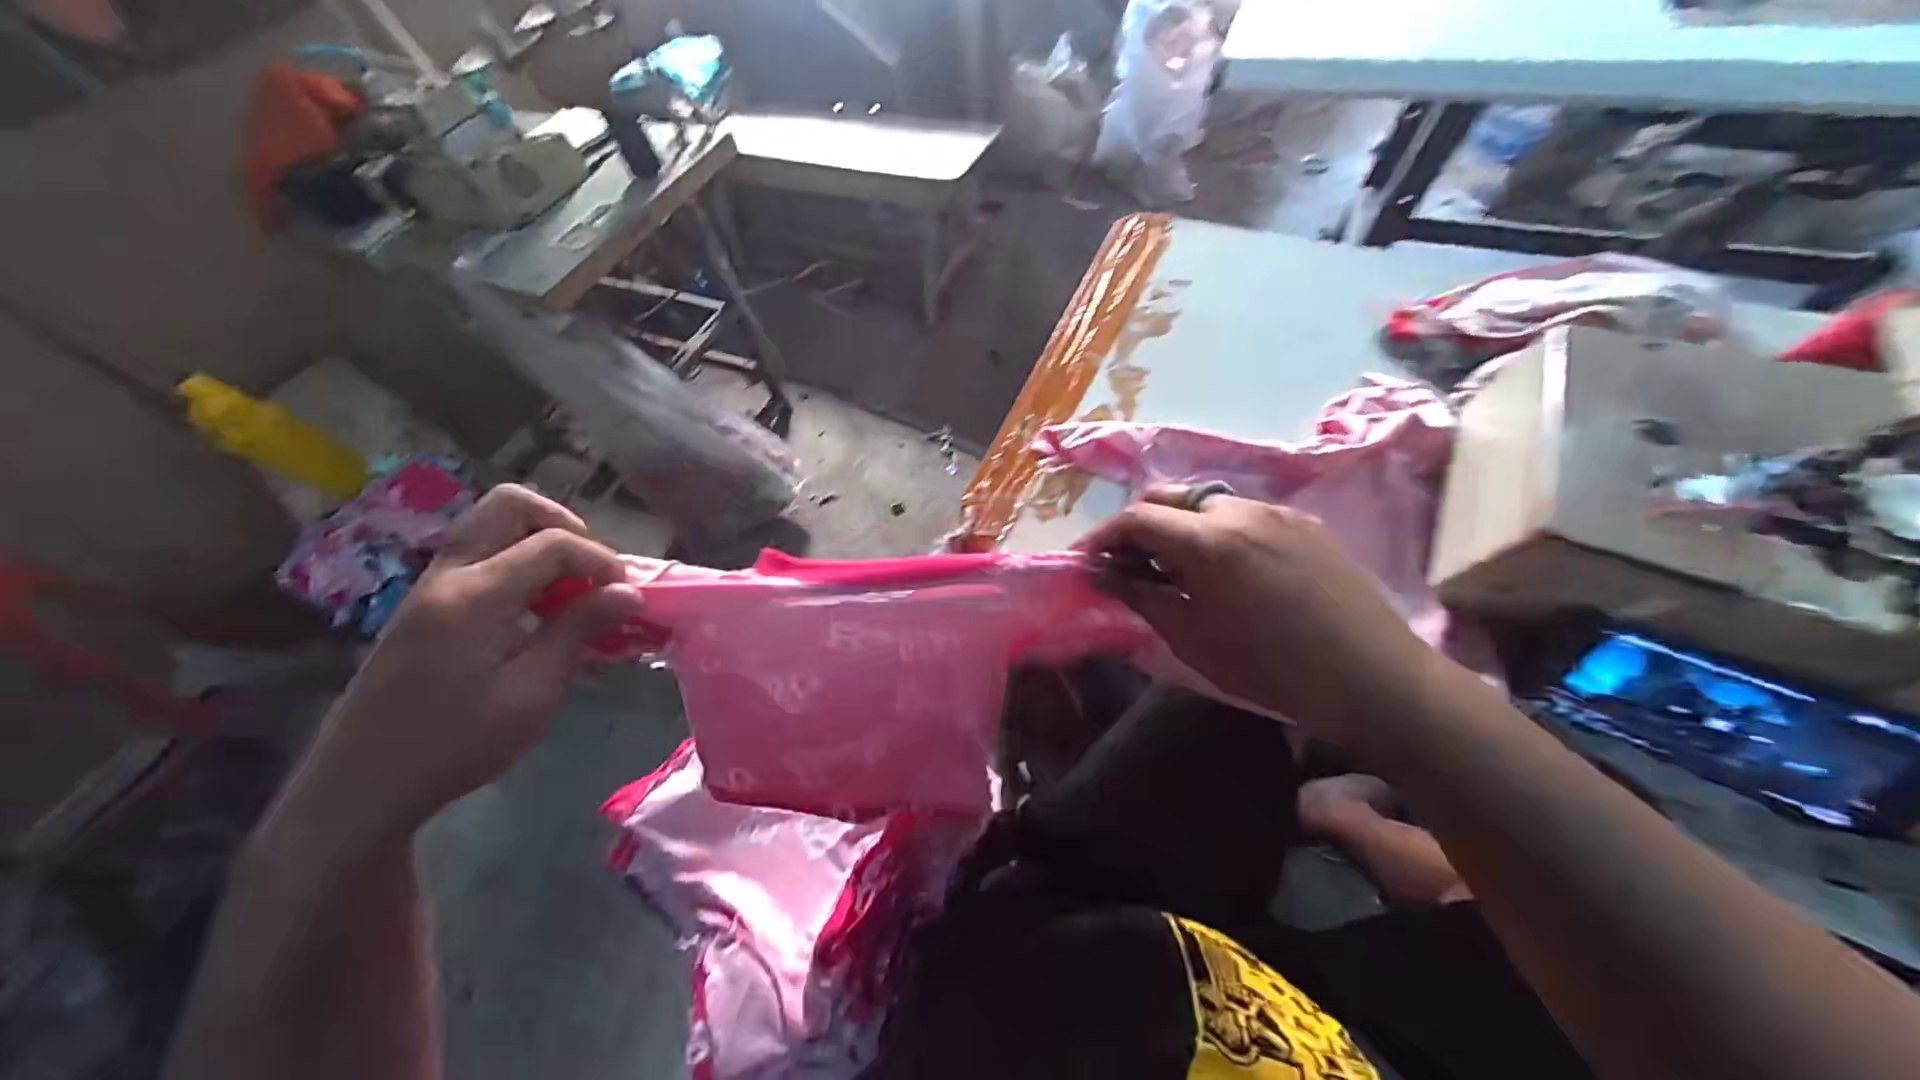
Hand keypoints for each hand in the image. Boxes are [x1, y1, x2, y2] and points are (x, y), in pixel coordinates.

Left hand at [289, 485, 646, 837]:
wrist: (360, 786)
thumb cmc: (456, 743)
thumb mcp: (533, 692)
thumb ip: (580, 630)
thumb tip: (629, 592)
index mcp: (474, 595)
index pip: (552, 543)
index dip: (601, 560)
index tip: (629, 595)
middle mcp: (447, 576)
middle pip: (509, 506)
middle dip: (564, 526)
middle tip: (591, 570)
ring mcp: (430, 588)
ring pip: (491, 527)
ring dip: (540, 544)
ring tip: (571, 591)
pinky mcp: (426, 607)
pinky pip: (480, 559)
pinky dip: (519, 566)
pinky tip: (539, 614)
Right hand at [1077, 487, 1433, 741]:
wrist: (1372, 678)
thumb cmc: (1269, 667)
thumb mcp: (1192, 637)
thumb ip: (1141, 596)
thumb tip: (1102, 573)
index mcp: (1206, 539)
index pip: (1137, 517)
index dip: (1104, 537)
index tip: (1088, 562)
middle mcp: (1239, 510)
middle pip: (1170, 496)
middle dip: (1138, 524)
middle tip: (1127, 562)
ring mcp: (1278, 512)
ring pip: (1208, 503)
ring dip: (1179, 526)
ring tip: (1175, 567)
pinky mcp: (1306, 524)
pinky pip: (1246, 514)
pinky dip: (1217, 530)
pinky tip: (1225, 567)